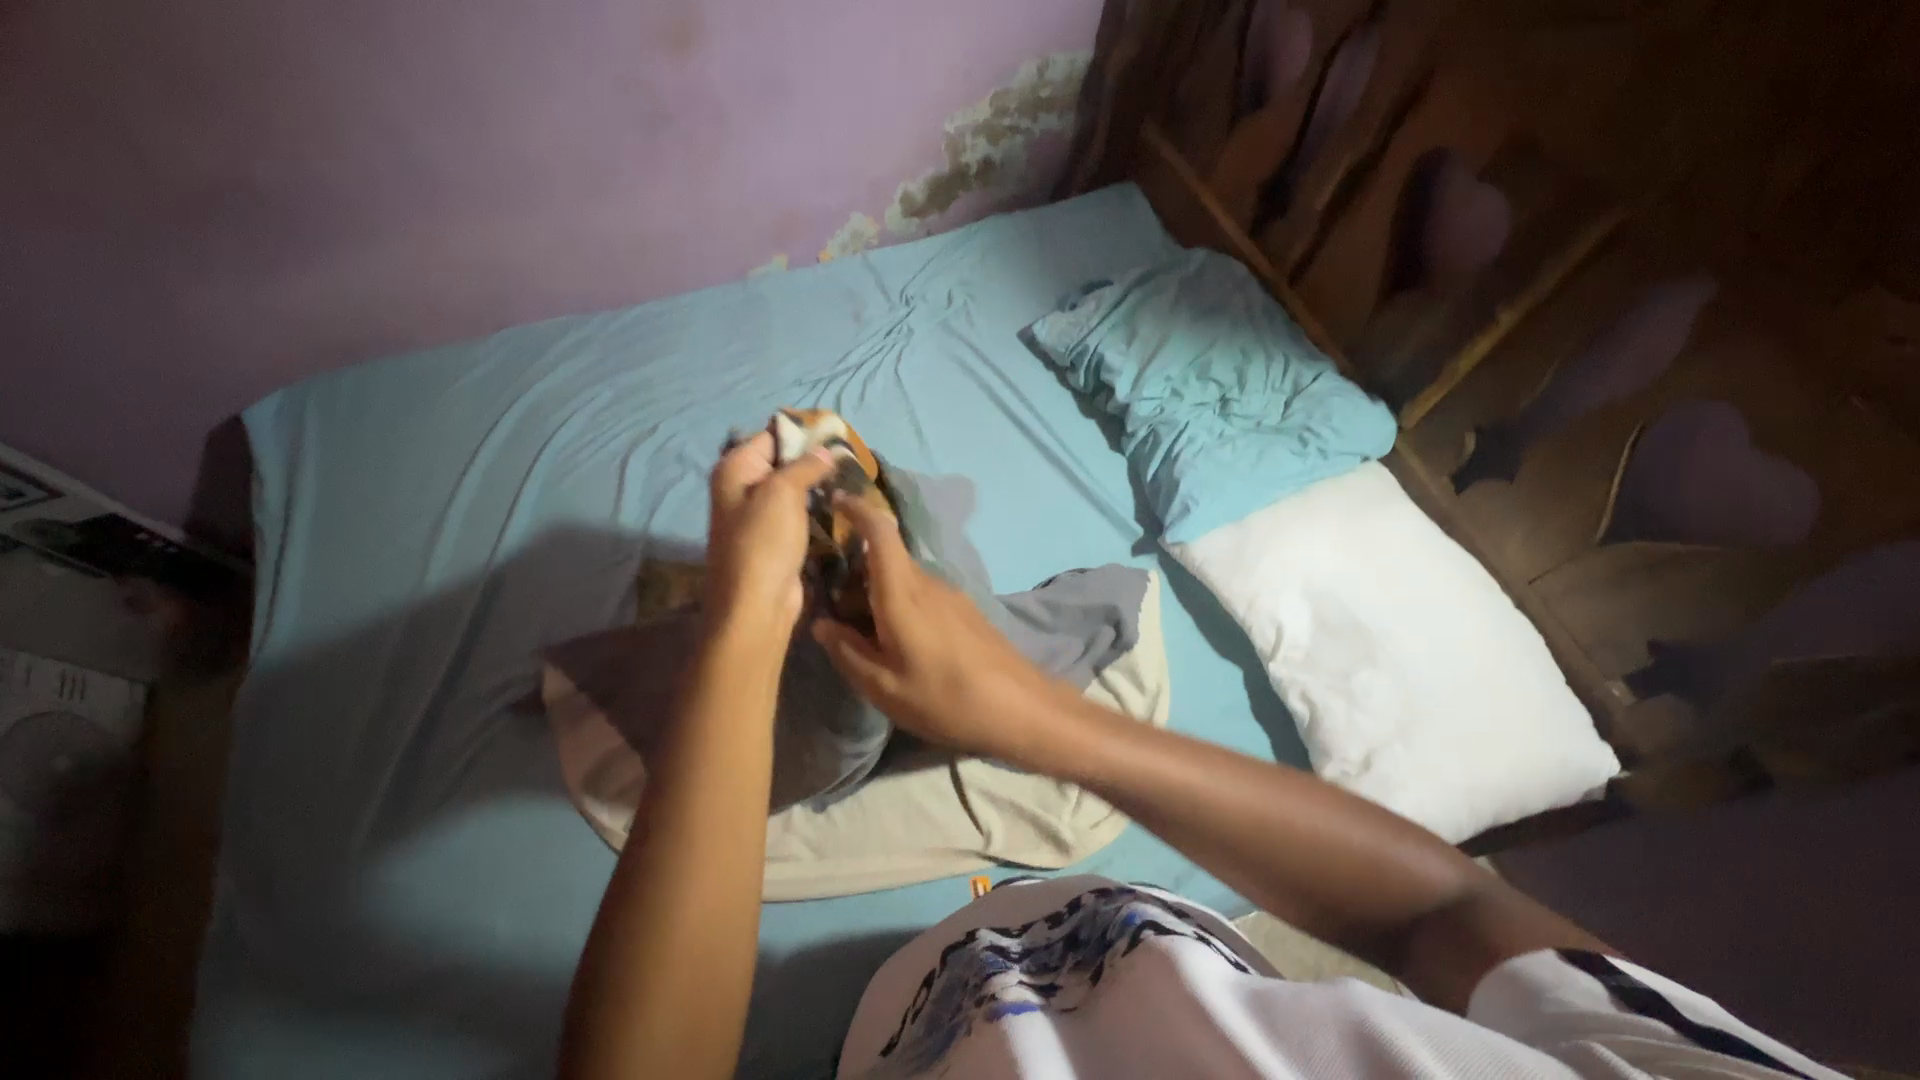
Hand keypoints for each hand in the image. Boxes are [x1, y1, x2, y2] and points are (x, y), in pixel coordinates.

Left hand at [705, 431, 835, 632]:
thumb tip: (828, 450)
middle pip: (783, 460)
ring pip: (793, 487)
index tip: (840, 435)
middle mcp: (741, 486)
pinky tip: (839, 504)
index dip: (805, 432)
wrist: (757, 604)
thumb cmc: (764, 542)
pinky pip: (798, 512)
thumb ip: (806, 465)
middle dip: (815, 458)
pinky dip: (816, 508)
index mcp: (735, 468)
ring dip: (818, 485)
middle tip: (852, 457)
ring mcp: (757, 514)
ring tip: (852, 478)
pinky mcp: (774, 537)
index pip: (773, 434)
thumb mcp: (783, 492)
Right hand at [810, 493, 1084, 762]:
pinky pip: (923, 595)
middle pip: (886, 559)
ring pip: (904, 579)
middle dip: (855, 573)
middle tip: (833, 608)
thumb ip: (847, 651)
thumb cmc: (943, 698)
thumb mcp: (883, 686)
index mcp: (902, 594)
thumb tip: (821, 624)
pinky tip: (899, 643)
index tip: (834, 501)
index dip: (856, 509)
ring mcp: (951, 596)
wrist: (1019, 708)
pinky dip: (901, 605)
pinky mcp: (965, 611)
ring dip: (878, 593)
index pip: (879, 532)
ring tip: (862, 633)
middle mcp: (927, 584)